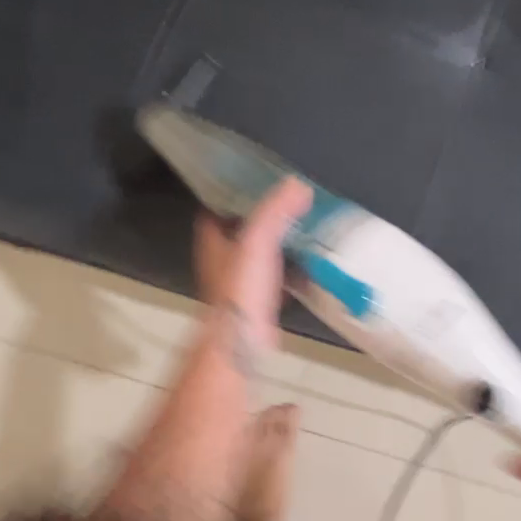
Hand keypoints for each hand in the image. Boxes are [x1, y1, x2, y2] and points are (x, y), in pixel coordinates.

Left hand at [193, 177, 311, 351]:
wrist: (242, 341)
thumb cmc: (241, 289)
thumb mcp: (257, 240)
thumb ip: (275, 210)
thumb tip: (297, 184)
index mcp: (212, 241)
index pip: (214, 207)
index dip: (231, 192)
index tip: (256, 179)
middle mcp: (221, 260)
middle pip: (238, 230)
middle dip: (259, 218)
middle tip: (286, 202)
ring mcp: (238, 283)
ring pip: (256, 255)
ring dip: (275, 244)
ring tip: (303, 228)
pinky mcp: (256, 303)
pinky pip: (274, 279)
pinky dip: (289, 272)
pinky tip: (309, 267)